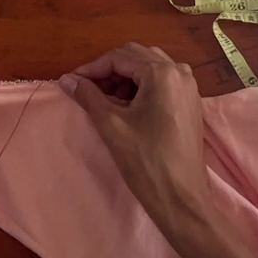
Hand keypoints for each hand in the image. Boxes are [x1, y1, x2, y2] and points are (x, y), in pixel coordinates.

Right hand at [60, 43, 211, 235]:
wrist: (182, 201)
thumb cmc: (146, 162)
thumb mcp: (111, 125)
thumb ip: (88, 96)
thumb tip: (66, 79)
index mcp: (162, 73)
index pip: (119, 58)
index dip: (92, 68)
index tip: (72, 82)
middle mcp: (179, 72)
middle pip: (136, 57)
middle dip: (109, 70)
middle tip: (88, 90)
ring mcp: (189, 87)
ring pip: (149, 67)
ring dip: (125, 77)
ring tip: (107, 100)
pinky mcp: (191, 103)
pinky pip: (162, 81)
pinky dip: (142, 86)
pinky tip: (128, 107)